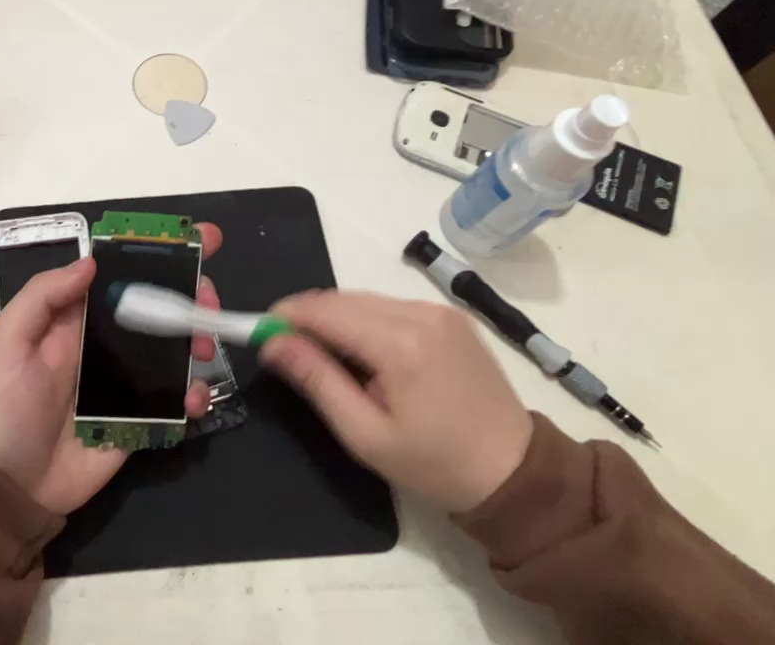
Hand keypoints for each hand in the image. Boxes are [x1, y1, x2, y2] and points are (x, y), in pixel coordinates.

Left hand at [0, 224, 222, 514]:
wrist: (9, 485)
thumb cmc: (3, 406)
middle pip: (156, 305)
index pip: (119, 273)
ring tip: (204, 346)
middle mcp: (106, 341)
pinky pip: (176, 400)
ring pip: (174, 347)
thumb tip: (90, 263)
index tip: (199, 238)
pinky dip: (194, 394)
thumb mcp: (6, 342)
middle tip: (208, 301)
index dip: (155, 252)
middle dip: (190, 294)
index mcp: (76, 316)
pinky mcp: (140, 418)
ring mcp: (126, 380)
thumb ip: (43, 297)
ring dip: (197, 338)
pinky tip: (195, 397)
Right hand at [260, 292, 532, 512]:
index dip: (285, 316)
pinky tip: (363, 352)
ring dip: (335, 318)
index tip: (259, 332)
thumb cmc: (433, 463)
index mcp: (399, 344)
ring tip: (324, 355)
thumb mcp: (364, 434)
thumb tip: (271, 342)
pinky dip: (364, 320)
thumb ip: (316, 380)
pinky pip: (389, 306)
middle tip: (284, 348)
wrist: (515, 473)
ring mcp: (438, 311)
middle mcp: (420, 314)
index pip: (324, 310)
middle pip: (342, 299)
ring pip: (364, 299)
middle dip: (307, 317)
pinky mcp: (450, 316)